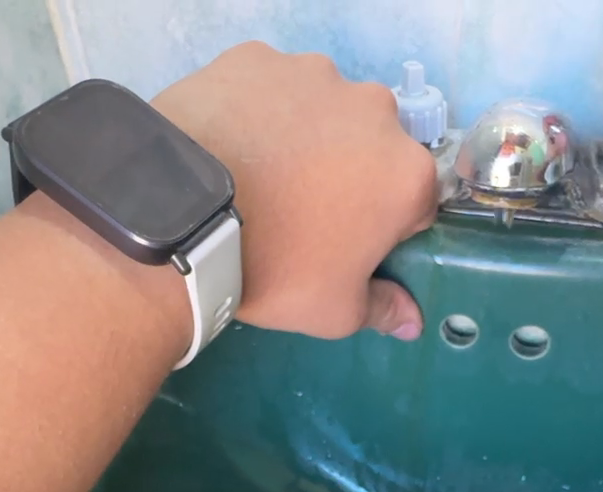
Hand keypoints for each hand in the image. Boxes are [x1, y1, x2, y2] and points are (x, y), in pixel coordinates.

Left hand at [154, 44, 436, 340]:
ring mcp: (313, 74)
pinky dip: (260, 115)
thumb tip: (411, 321)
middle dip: (351, 178)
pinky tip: (233, 149)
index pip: (416, 204)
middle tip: (304, 215)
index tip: (352, 246)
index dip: (387, 229)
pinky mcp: (257, 59)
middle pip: (374, 150)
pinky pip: (270, 91)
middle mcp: (374, 110)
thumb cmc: (278, 271)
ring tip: (263, 181)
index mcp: (406, 173)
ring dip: (309, 141)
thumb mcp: (336, 310)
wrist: (185, 220)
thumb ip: (383, 308)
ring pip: (325, 113)